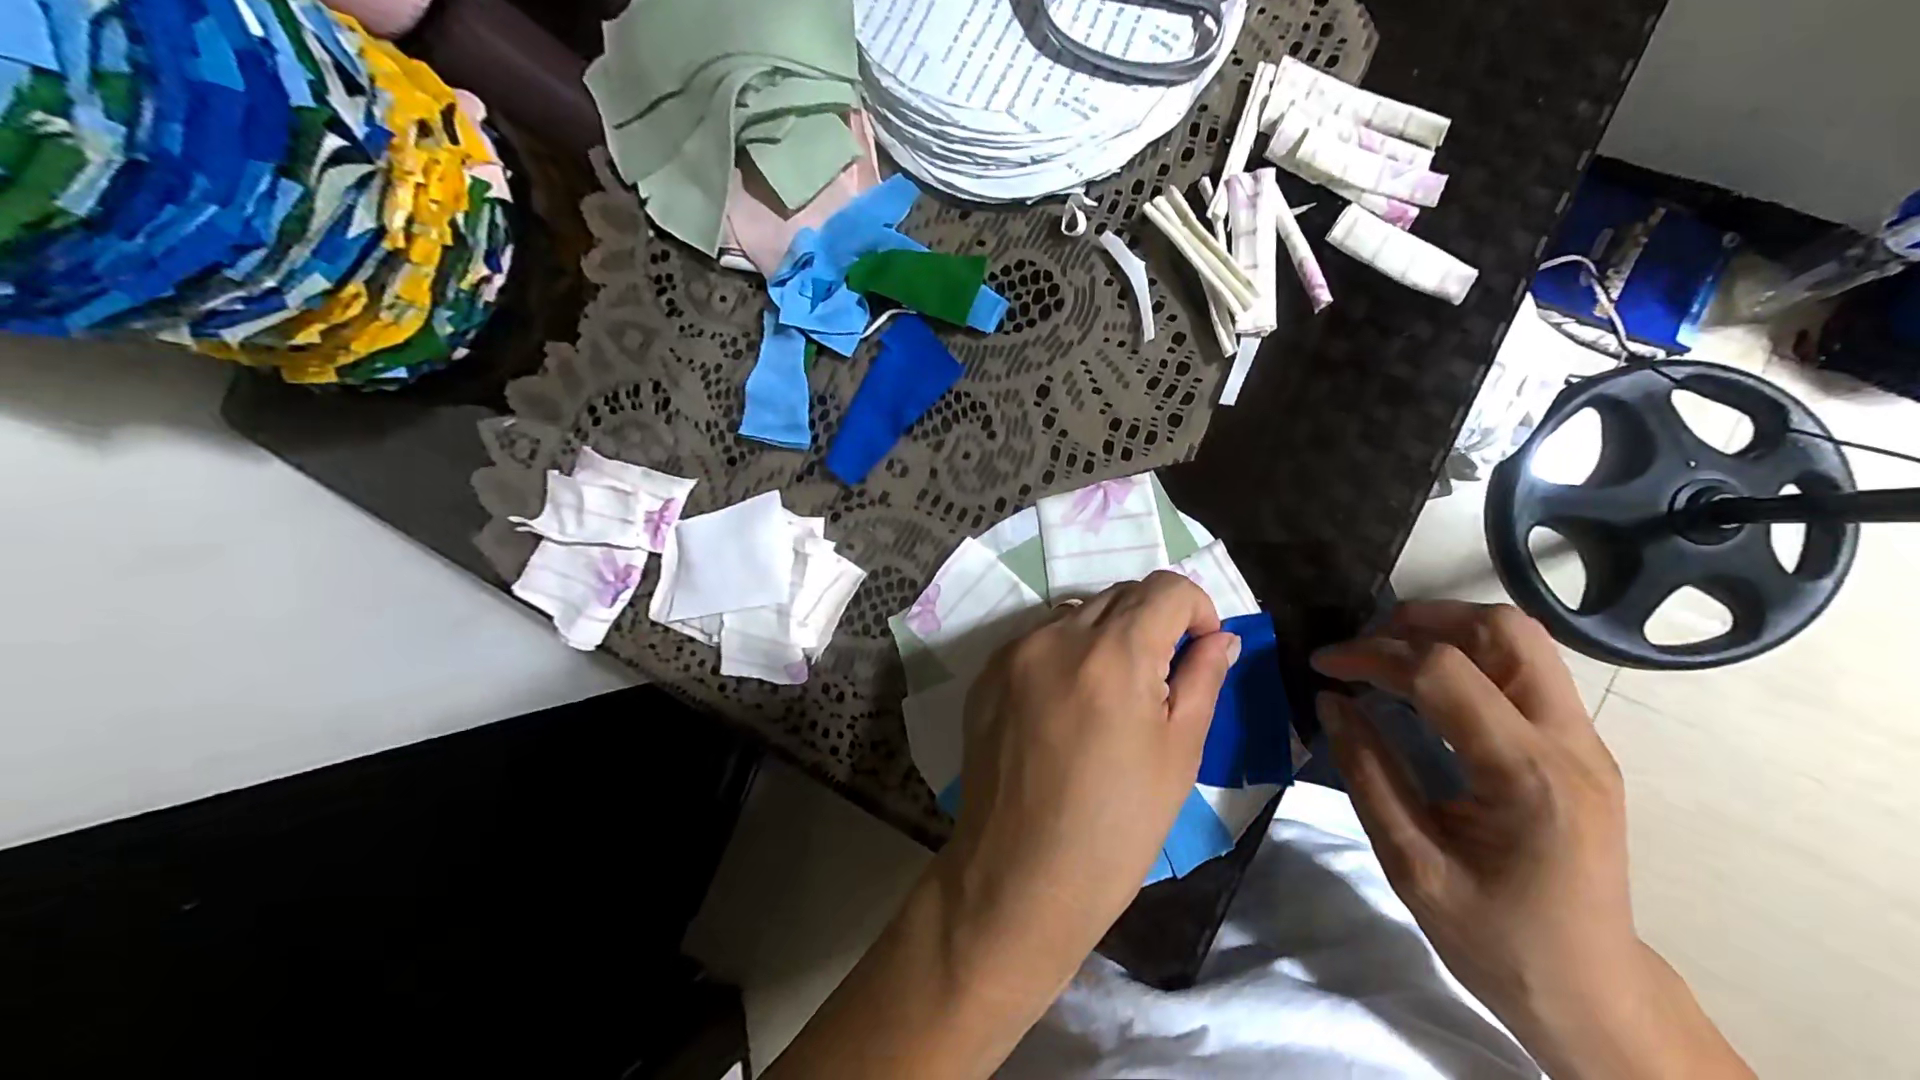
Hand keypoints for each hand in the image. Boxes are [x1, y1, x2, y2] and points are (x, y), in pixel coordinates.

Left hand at [945, 571, 1239, 953]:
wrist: (1020, 876)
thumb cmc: (1117, 826)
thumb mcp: (1180, 754)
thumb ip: (1203, 679)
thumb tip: (1219, 637)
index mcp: (1112, 652)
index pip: (1166, 588)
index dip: (1197, 610)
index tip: (1200, 651)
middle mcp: (1056, 636)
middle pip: (1121, 595)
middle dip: (1154, 621)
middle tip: (1162, 679)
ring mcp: (1013, 652)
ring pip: (1078, 613)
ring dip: (1107, 634)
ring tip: (1113, 695)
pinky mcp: (986, 675)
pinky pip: (1039, 640)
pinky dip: (1066, 653)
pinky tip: (1068, 706)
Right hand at [1312, 601, 1751, 1079]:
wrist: (1590, 991)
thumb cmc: (1494, 937)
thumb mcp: (1409, 861)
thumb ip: (1367, 771)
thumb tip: (1331, 699)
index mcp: (1527, 774)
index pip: (1442, 671)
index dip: (1371, 654)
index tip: (1323, 666)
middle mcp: (1570, 742)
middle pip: (1505, 630)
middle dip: (1422, 620)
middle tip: (1365, 647)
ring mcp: (1584, 741)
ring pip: (1522, 641)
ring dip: (1448, 632)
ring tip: (1389, 658)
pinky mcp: (1578, 748)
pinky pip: (1525, 670)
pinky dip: (1468, 657)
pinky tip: (1425, 688)